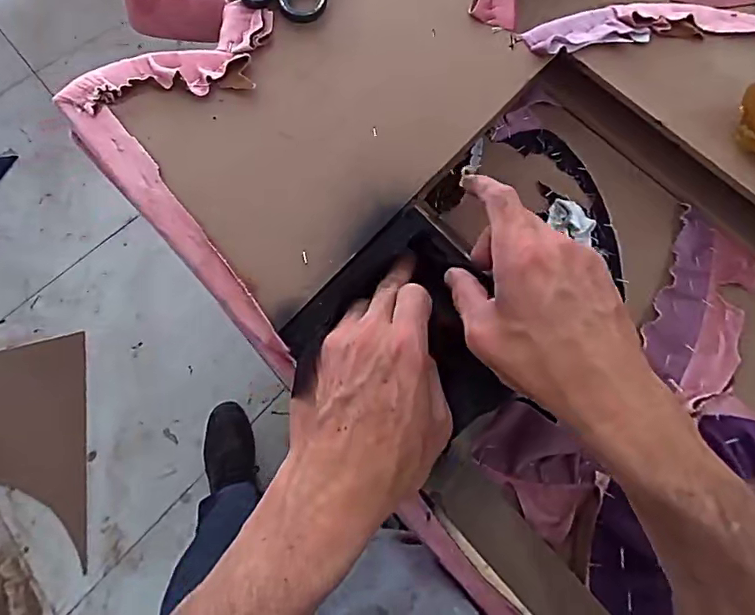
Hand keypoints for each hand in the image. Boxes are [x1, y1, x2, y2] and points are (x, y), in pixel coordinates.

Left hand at [285, 258, 451, 533]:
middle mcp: (370, 335)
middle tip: (406, 268)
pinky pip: (339, 329)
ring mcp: (339, 344)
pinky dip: (351, 329)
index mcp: (406, 345)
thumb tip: (427, 363)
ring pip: (359, 303)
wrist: (332, 487)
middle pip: (386, 286)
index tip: (426, 297)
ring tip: (380, 315)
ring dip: (373, 306)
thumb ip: (434, 378)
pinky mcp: (317, 359)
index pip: (415, 292)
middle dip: (399, 276)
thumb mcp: (438, 422)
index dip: (423, 293)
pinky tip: (357, 346)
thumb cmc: (389, 462)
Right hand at [446, 175, 664, 436]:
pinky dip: (549, 264)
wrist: (607, 385)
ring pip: (543, 237)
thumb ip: (464, 295)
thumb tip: (457, 277)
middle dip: (498, 236)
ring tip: (521, 296)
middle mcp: (554, 243)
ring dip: (525, 252)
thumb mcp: (485, 335)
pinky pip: (565, 253)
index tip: (472, 184)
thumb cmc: (543, 363)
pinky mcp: (600, 269)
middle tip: (487, 272)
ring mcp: (582, 253)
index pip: (500, 198)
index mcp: (521, 251)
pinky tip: (549, 303)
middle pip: (519, 219)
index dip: (483, 186)